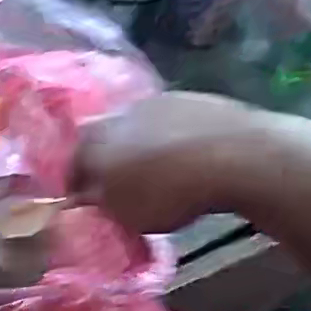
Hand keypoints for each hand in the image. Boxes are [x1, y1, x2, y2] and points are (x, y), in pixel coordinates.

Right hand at [70, 92, 310, 234]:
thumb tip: (79, 196)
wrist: (240, 156)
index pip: (70, 164)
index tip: (83, 205)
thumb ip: (95, 202)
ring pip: (135, 129)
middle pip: (102, 141)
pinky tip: (183, 160)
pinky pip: (169, 124)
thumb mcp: (120, 212)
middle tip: (116, 188)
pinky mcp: (194, 98)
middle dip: (105, 163)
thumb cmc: (167, 191)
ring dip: (137, 149)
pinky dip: (168, 141)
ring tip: (152, 174)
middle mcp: (118, 114)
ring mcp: (158, 101)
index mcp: (92, 142)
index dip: (75, 186)